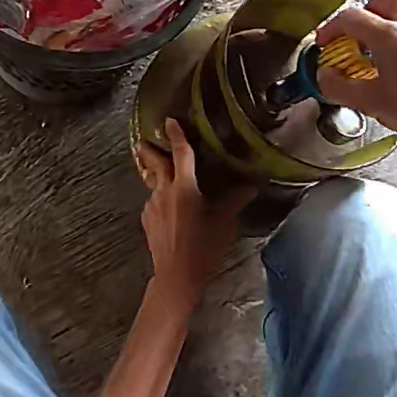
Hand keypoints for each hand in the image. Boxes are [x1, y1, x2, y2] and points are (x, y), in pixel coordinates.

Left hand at [134, 119, 255, 310]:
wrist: (176, 276)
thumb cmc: (204, 248)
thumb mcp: (224, 223)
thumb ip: (234, 201)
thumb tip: (252, 185)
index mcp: (184, 188)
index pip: (180, 153)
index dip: (176, 134)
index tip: (170, 120)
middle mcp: (164, 191)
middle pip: (156, 163)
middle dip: (150, 149)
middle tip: (144, 139)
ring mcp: (152, 205)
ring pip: (154, 183)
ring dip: (158, 176)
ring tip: (162, 175)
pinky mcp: (146, 219)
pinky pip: (153, 201)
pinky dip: (160, 197)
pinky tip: (168, 207)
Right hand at [315, 0, 396, 151]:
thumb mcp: (371, 104)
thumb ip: (339, 87)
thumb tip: (325, 77)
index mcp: (390, 36)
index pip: (350, 16)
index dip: (330, 28)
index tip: (326, 43)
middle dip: (361, 13)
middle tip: (353, 38)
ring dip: (382, 25)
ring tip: (374, 54)